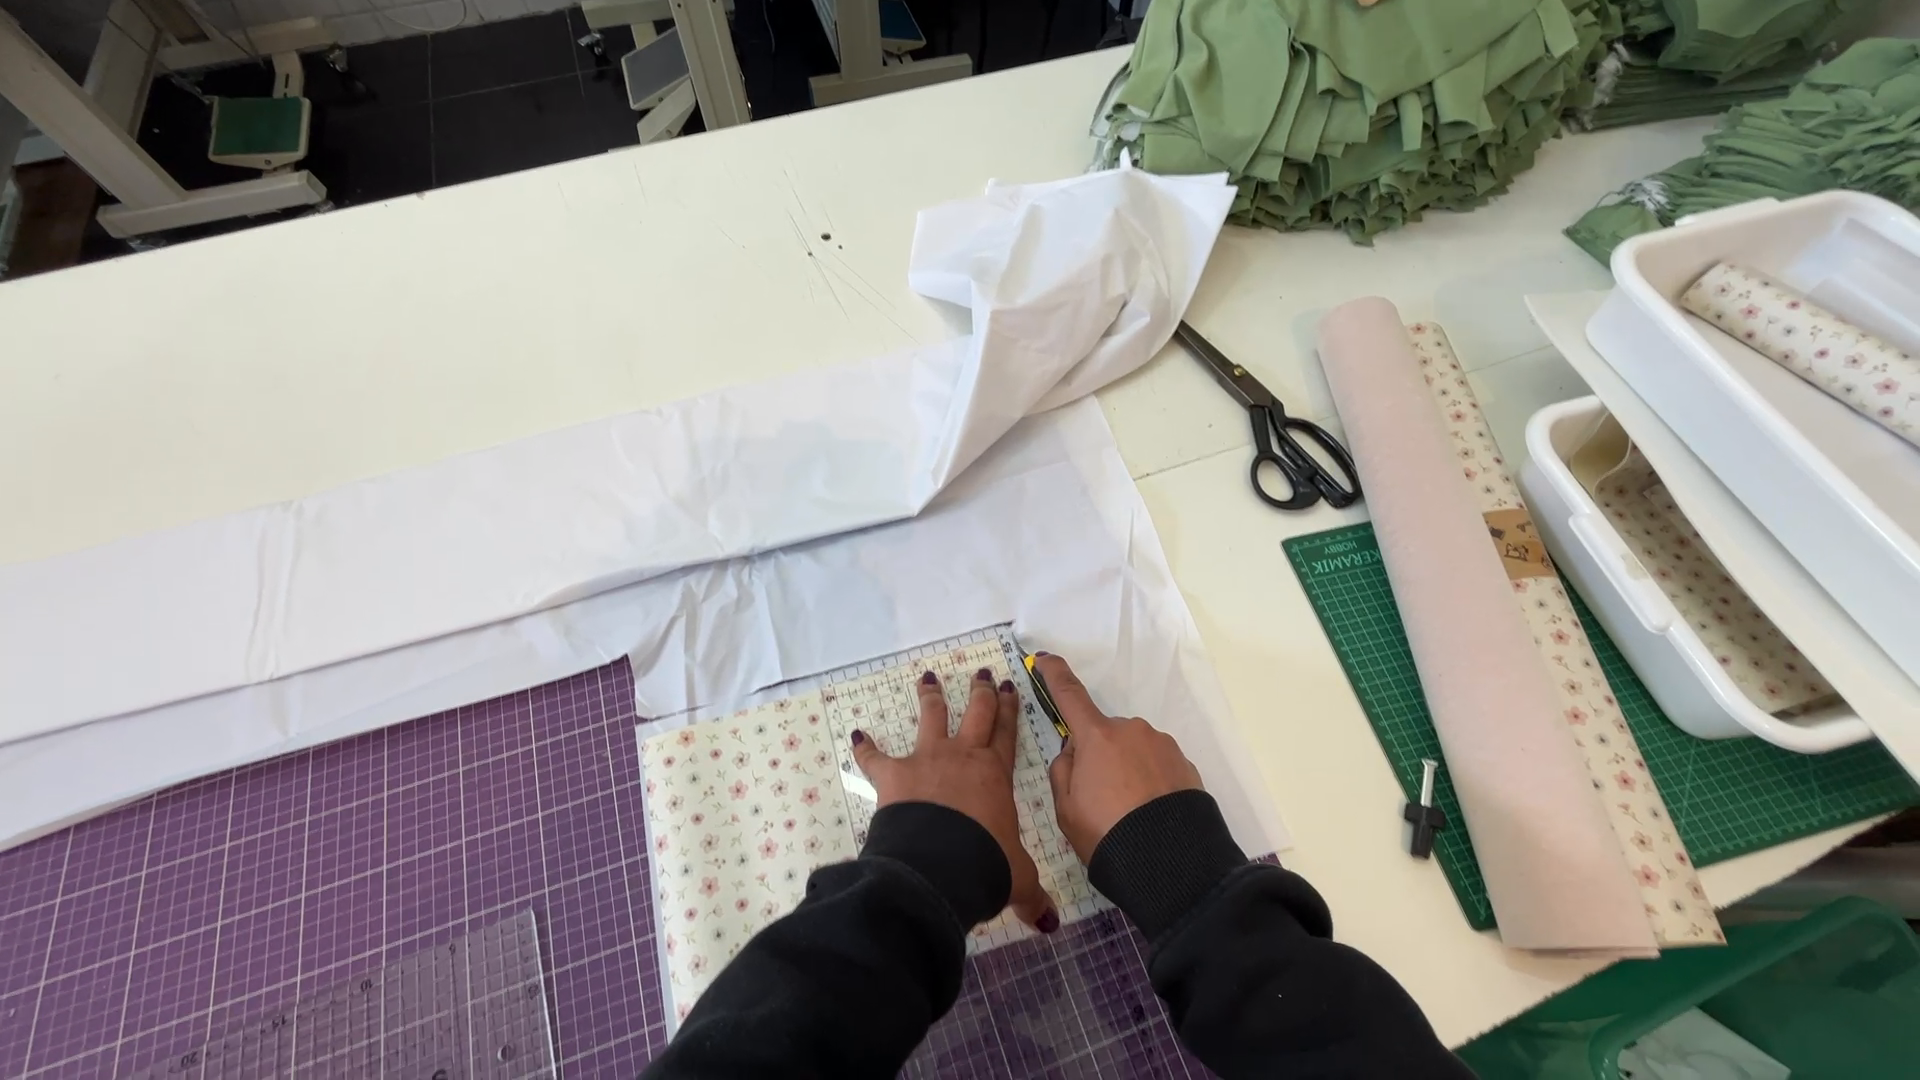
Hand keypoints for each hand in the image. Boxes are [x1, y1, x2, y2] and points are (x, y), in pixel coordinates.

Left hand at [851, 668, 1057, 931]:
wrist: (938, 867)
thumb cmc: (984, 865)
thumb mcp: (1017, 880)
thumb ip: (1032, 895)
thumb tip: (1051, 924)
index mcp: (995, 775)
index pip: (1007, 735)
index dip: (1009, 710)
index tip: (1010, 687)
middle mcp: (964, 758)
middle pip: (976, 715)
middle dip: (980, 693)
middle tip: (982, 674)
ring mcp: (928, 761)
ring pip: (931, 719)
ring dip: (930, 698)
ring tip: (927, 678)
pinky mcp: (894, 775)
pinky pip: (876, 758)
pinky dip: (866, 748)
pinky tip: (858, 735)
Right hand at [1040, 654, 1204, 862]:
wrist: (1173, 866)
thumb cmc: (1107, 834)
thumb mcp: (1065, 809)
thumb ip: (1063, 770)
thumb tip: (1074, 752)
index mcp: (1097, 736)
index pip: (1069, 694)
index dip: (1053, 674)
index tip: (1044, 658)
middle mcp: (1131, 730)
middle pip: (1104, 735)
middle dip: (1097, 756)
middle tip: (1097, 800)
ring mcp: (1163, 745)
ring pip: (1133, 751)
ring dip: (1127, 770)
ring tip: (1129, 814)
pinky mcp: (1186, 765)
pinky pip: (1157, 767)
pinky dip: (1150, 783)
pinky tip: (1151, 814)